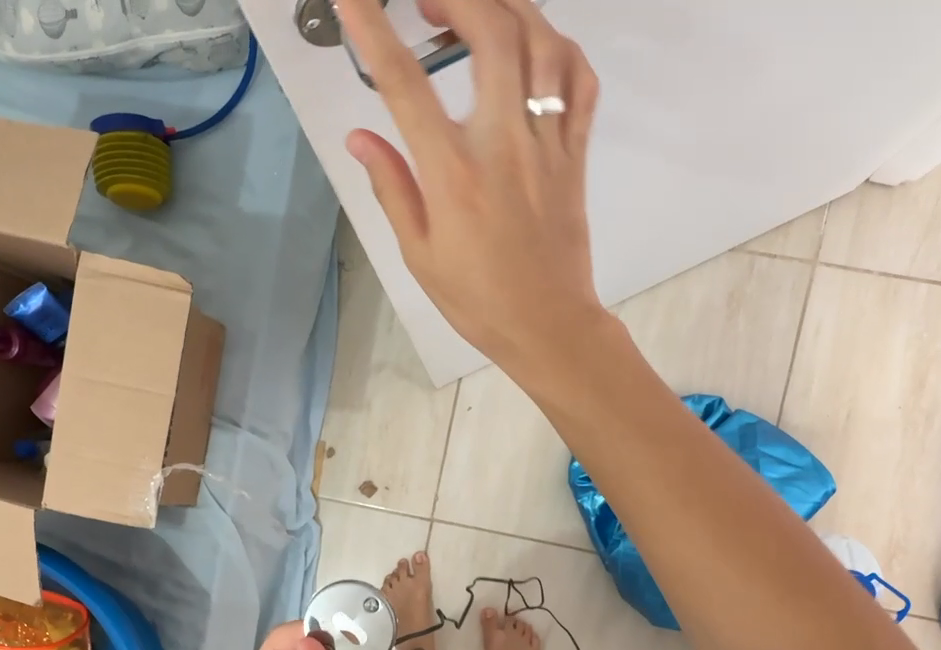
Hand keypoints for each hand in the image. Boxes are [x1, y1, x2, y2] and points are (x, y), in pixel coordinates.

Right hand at [336, 0, 609, 368]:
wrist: (548, 326)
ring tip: (478, 9)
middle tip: (428, 2)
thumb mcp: (419, 254)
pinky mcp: (576, 154)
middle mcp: (504, 145)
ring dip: (509, 7)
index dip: (373, 29)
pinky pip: (580, 80)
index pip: (405, 83)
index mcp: (454, 174)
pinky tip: (535, 46)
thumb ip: (392, 188)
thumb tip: (360, 138)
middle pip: (491, 33)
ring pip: (542, 42)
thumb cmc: (479, 300)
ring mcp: (548, 145)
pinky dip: (560, 47)